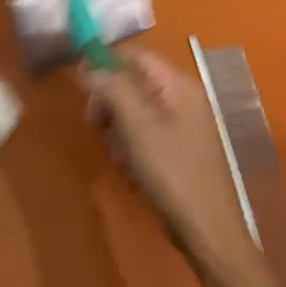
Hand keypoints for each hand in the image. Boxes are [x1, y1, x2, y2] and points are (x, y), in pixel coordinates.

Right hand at [84, 48, 251, 254]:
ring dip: (116, 130)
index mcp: (178, 86)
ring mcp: (182, 126)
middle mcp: (182, 99)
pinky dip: (130, 148)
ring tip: (118, 155)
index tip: (78, 81)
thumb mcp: (136, 126)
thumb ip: (111, 88)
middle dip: (108, 102)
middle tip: (95, 124)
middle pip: (131, 83)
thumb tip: (89, 68)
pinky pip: (142, 135)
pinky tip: (131, 169)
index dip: (104, 61)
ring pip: (132, 111)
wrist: (207, 230)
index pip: (135, 56)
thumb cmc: (172, 172)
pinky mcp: (177, 150)